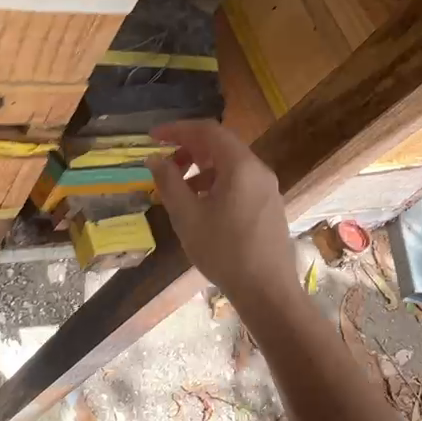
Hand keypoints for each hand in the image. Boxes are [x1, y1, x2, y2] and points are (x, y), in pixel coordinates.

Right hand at [146, 120, 298, 304]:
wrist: (267, 291)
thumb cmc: (224, 251)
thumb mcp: (186, 216)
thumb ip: (168, 182)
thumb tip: (154, 159)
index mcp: (240, 166)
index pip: (207, 130)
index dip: (177, 129)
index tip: (152, 137)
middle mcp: (258, 170)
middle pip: (220, 144)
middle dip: (188, 148)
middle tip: (164, 163)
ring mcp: (267, 188)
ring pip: (230, 164)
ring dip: (201, 167)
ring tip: (179, 188)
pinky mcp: (269, 205)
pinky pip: (239, 181)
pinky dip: (216, 182)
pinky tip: (201, 205)